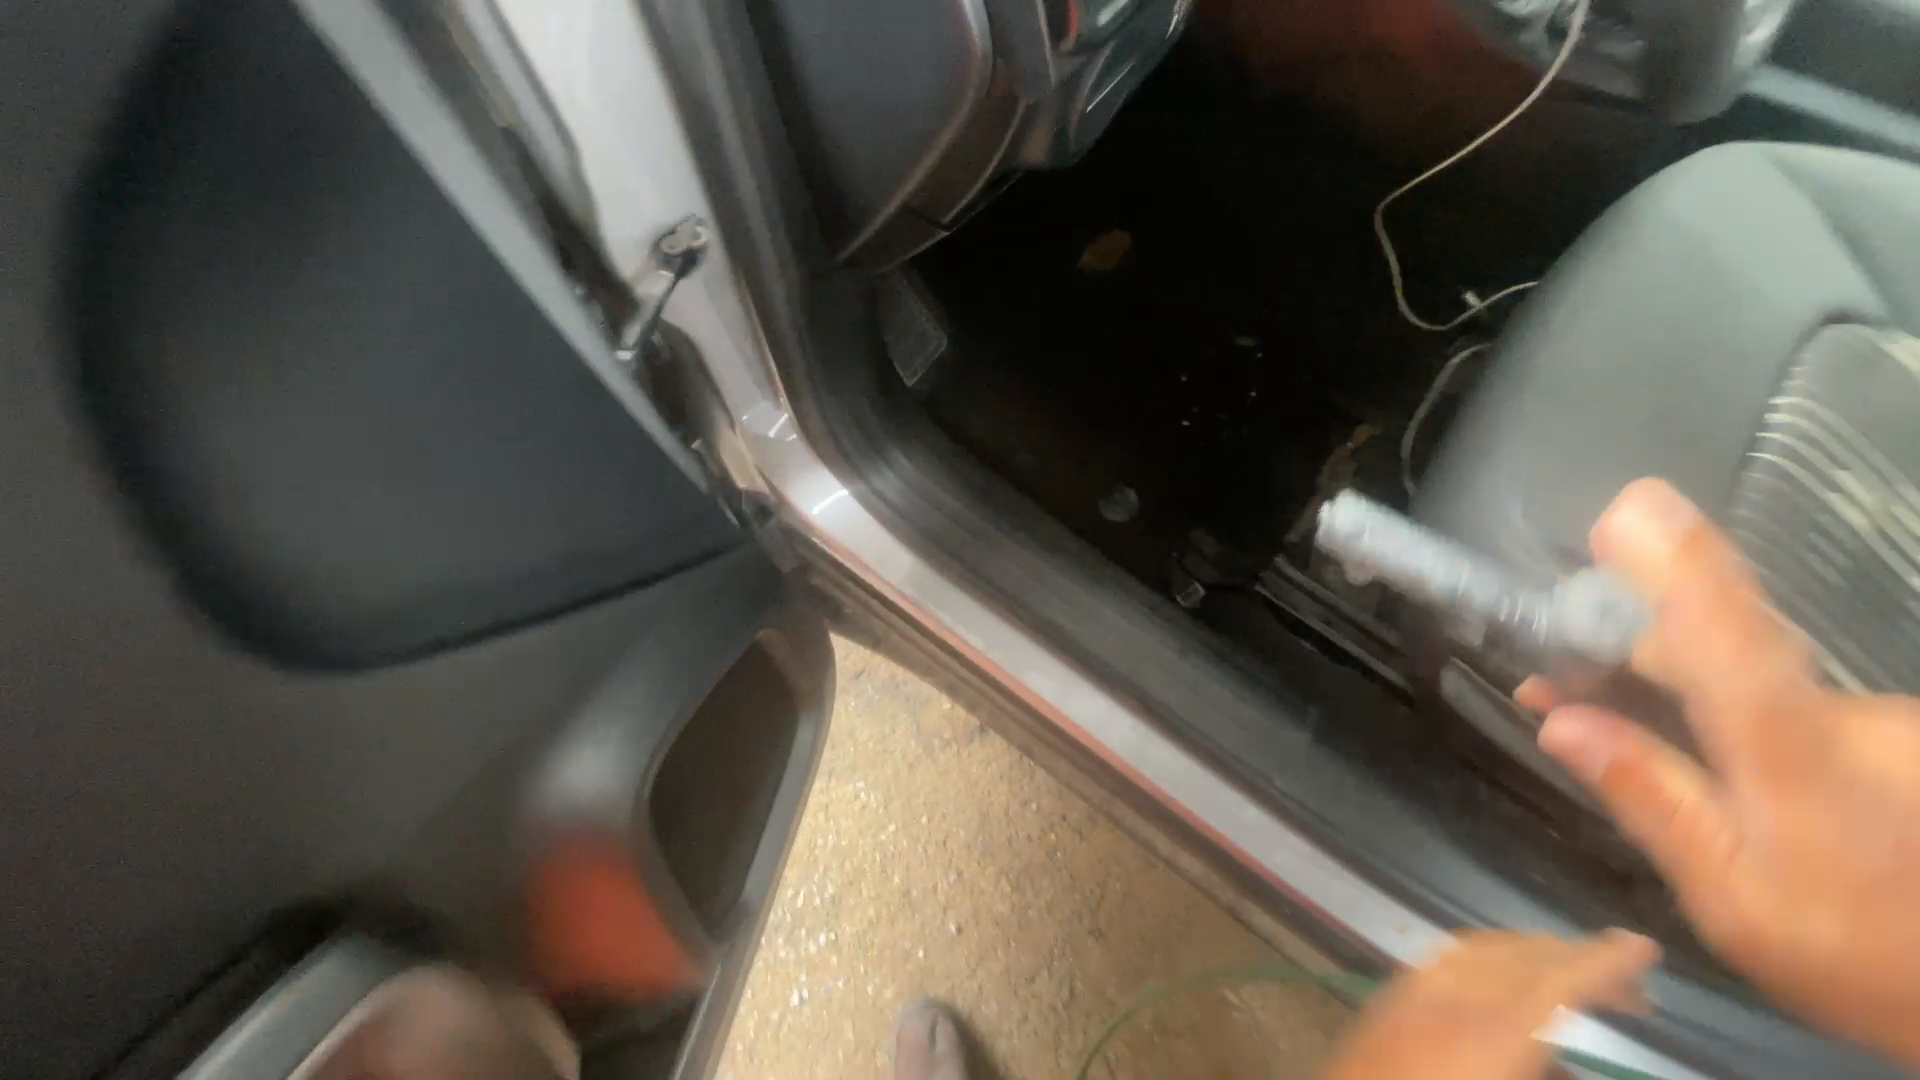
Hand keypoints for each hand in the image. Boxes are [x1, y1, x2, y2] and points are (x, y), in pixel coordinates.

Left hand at [1321, 931, 1657, 1079]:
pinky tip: (1501, 978)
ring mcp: (1412, 991)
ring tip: (1574, 977)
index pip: (1557, 980)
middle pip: (1520, 956)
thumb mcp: (1505, 1067)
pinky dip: (1486, 957)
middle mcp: (1450, 997)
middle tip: (1631, 988)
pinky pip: (1446, 959)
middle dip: (1575, 958)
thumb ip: (1549, 1061)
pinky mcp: (1390, 998)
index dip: (1603, 962)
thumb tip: (1563, 1036)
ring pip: (1480, 950)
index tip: (1642, 947)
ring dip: (1531, 953)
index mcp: (1493, 1034)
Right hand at [1522, 478, 1919, 1065]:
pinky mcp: (1895, 729)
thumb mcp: (1734, 905)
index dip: (1685, 578)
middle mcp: (1857, 729)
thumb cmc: (1861, 958)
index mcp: (1805, 776)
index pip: (1737, 657)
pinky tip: (1704, 755)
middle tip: (1551, 680)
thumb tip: (1561, 722)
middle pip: (1719, 659)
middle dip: (1632, 661)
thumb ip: (1653, 805)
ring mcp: (1887, 724)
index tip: (1634, 511)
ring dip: (1678, 695)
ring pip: (1747, 682)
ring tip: (1616, 734)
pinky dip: (1724, 708)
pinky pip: (1780, 697)